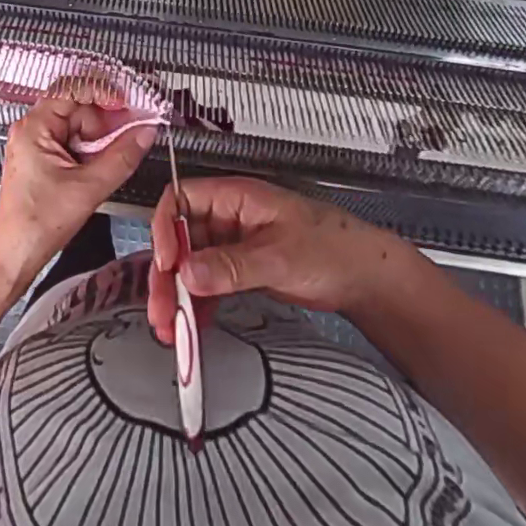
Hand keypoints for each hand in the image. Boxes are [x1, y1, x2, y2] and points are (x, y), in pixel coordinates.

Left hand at [0, 87, 157, 282]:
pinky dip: (93, 146)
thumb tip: (144, 132)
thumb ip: (122, 156)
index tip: (127, 101)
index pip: (72, 89)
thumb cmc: (37, 223)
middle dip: (107, 117)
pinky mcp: (45, 158)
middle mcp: (32, 130)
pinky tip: (108, 159)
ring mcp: (38, 144)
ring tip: (123, 147)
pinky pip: (74, 140)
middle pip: (78, 107)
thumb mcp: (89, 187)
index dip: (103, 92)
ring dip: (102, 134)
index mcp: (34, 128)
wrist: (16, 253)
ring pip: (78, 124)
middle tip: (134, 126)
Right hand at [147, 176, 417, 343]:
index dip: (166, 228)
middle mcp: (228, 217)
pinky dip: (196, 304)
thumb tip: (188, 271)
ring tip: (171, 327)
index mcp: (235, 197)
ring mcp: (233, 244)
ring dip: (177, 295)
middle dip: (166, 274)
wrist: (363, 275)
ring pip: (190, 265)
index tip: (164, 262)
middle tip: (162, 309)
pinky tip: (193, 325)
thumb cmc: (332, 246)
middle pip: (180, 238)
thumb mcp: (279, 256)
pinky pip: (207, 284)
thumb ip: (231, 265)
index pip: (182, 200)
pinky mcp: (240, 269)